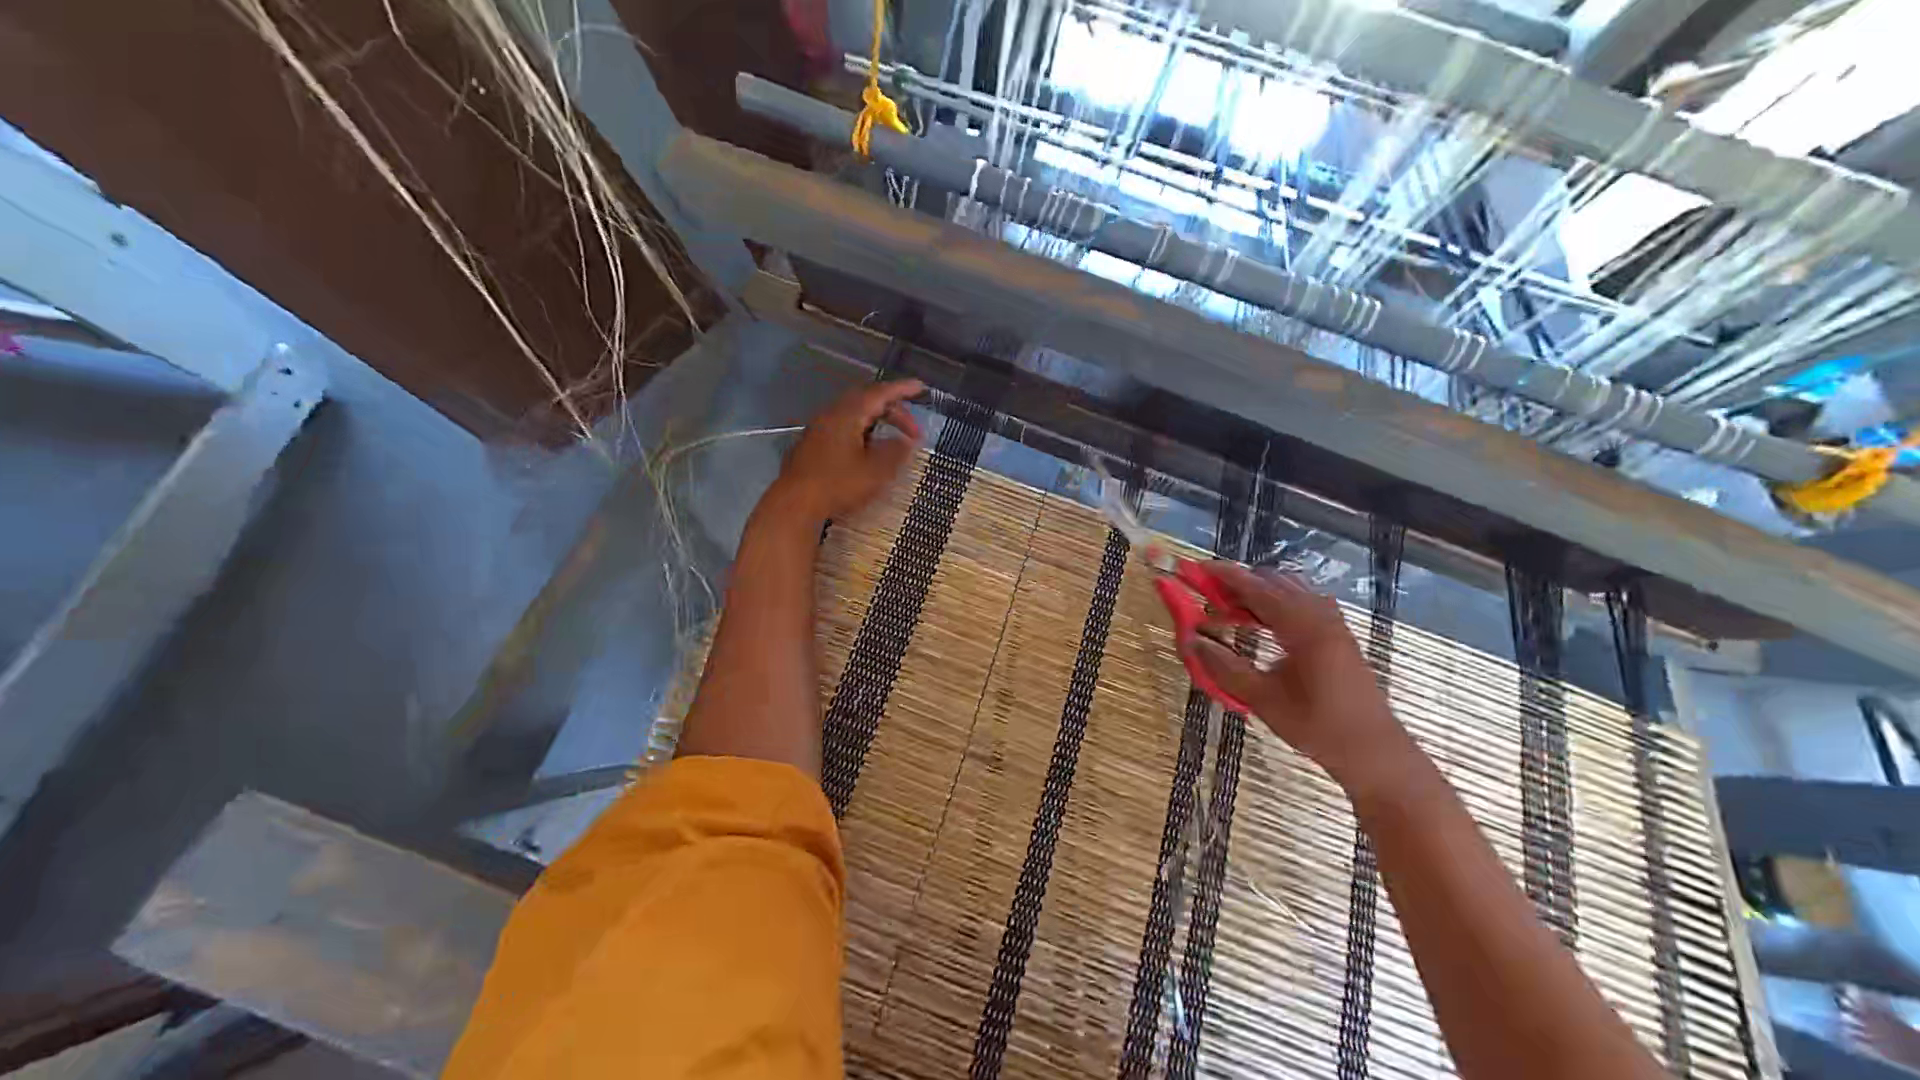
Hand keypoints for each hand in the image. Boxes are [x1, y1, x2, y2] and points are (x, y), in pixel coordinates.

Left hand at [759, 379, 924, 525]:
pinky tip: (867, 452)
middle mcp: (831, 415)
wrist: (794, 504)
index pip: (880, 392)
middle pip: (866, 401)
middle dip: (893, 411)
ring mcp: (818, 429)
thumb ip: (895, 452)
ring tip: (892, 441)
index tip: (921, 387)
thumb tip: (906, 441)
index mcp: (848, 414)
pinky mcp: (812, 445)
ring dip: (877, 423)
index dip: (902, 389)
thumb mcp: (876, 471)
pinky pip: (842, 428)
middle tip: (912, 430)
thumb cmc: (838, 484)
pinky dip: (862, 433)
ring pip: (853, 415)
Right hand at [1188, 563, 1420, 799]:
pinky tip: (1260, 627)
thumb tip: (1191, 641)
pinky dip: (1276, 605)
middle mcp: (1320, 616)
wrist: (1374, 752)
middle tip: (1208, 599)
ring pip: (1290, 591)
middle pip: (1274, 582)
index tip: (1197, 568)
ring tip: (1229, 613)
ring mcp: (1333, 624)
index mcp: (1303, 627)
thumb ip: (1225, 667)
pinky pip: (1302, 604)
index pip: (1257, 588)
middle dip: (1239, 584)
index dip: (1225, 576)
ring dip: (1258, 594)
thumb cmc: (1319, 727)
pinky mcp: (1337, 636)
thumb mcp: (1263, 699)